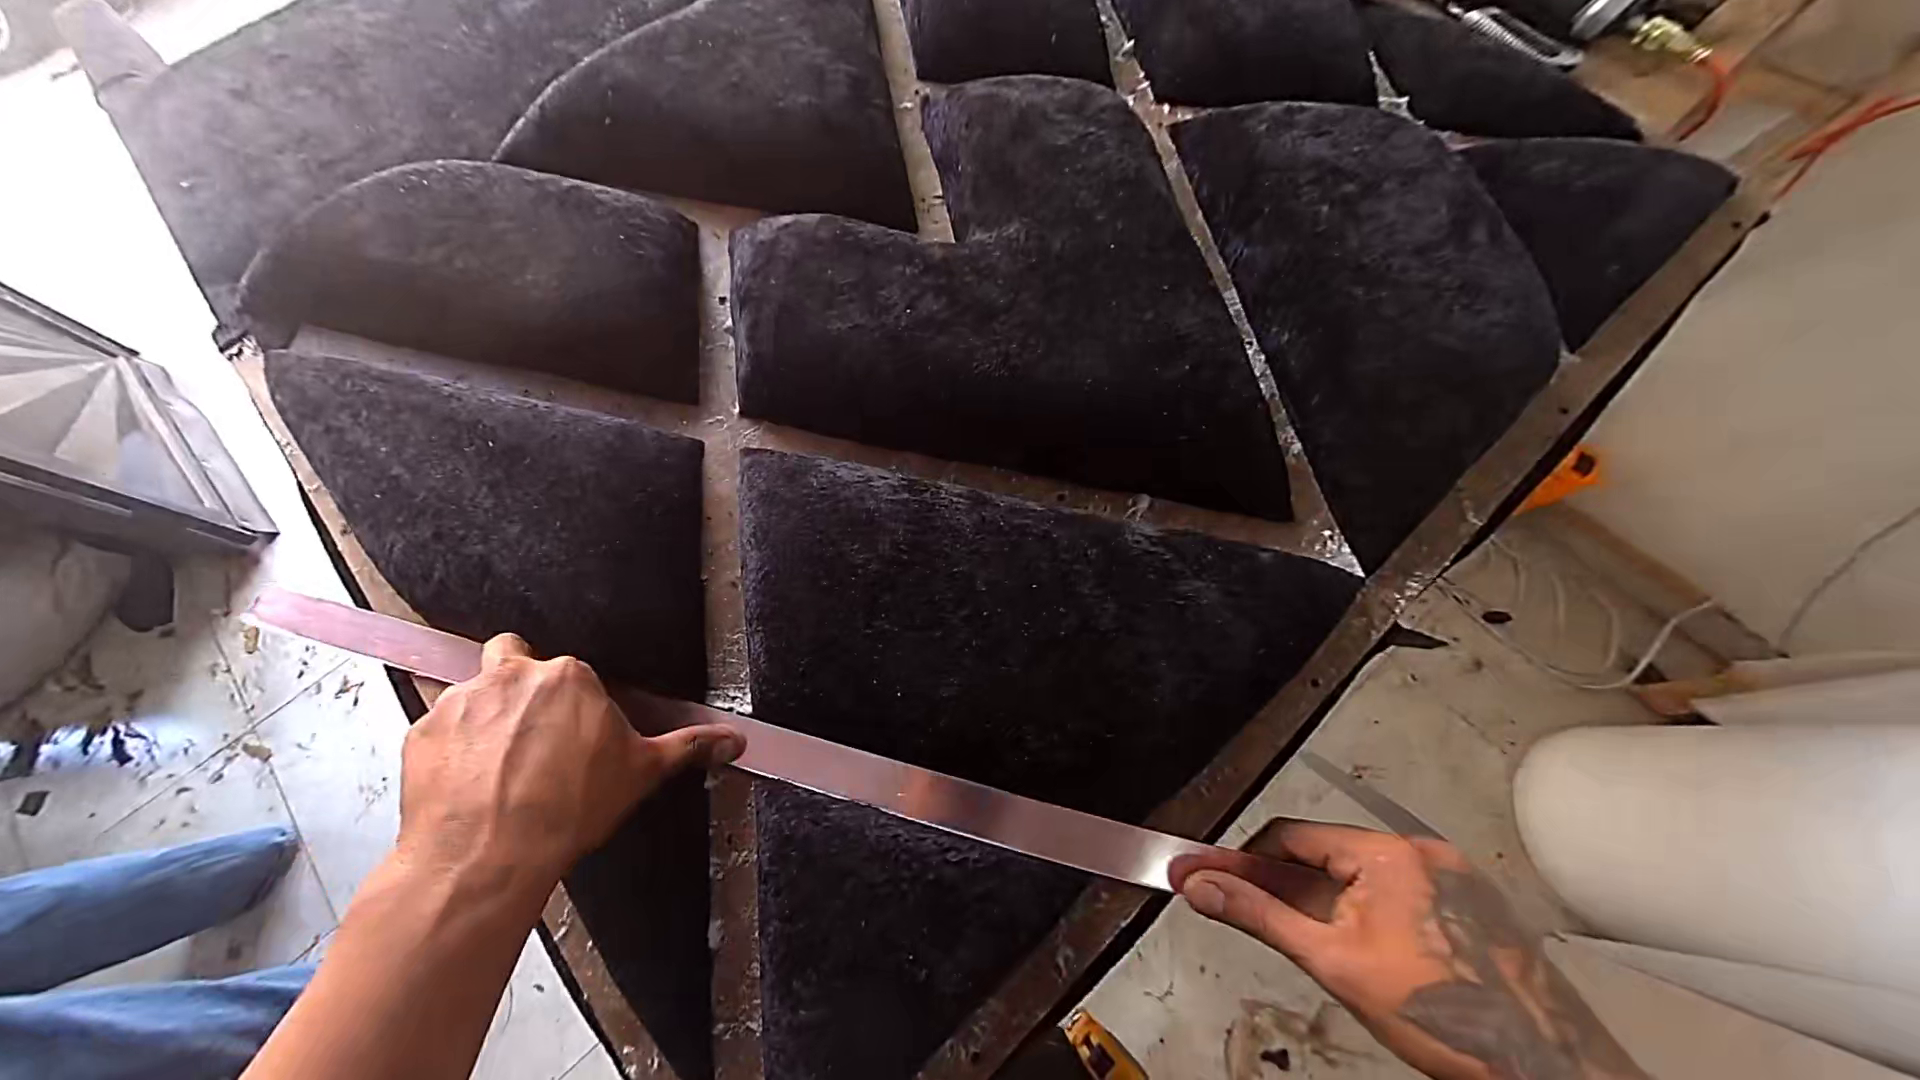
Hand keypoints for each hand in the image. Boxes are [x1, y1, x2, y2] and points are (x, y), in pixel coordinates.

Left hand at [392, 634, 743, 905]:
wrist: (487, 858)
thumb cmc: (568, 808)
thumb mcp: (642, 772)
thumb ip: (690, 745)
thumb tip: (735, 739)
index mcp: (569, 676)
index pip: (573, 670)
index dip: (576, 700)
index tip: (576, 731)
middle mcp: (513, 676)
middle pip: (513, 656)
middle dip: (520, 683)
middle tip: (531, 730)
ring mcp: (461, 702)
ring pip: (471, 689)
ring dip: (483, 715)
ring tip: (495, 764)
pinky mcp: (420, 733)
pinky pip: (434, 727)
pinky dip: (448, 748)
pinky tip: (465, 783)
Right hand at [1174, 820, 1645, 1079]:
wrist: (1551, 1076)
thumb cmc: (1447, 1018)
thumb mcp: (1332, 962)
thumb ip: (1257, 914)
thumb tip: (1199, 885)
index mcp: (1388, 853)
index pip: (1291, 836)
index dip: (1247, 859)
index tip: (1215, 876)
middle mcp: (1419, 853)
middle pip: (1322, 856)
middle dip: (1278, 883)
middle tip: (1236, 902)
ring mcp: (1446, 880)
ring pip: (1354, 879)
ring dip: (1314, 901)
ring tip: (1288, 931)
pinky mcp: (1463, 908)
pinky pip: (1386, 896)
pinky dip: (1352, 914)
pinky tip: (1338, 942)